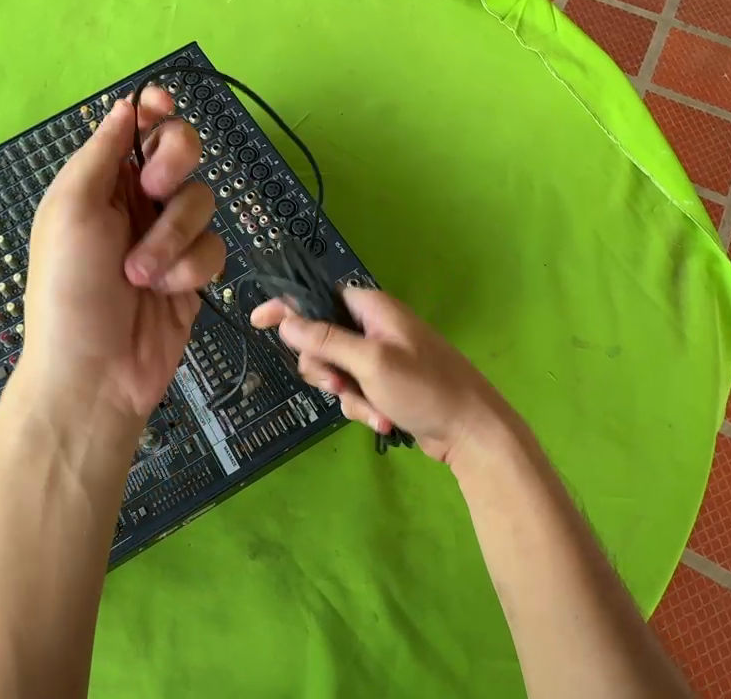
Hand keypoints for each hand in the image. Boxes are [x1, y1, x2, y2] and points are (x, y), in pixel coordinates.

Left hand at [19, 88, 226, 426]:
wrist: (95, 373)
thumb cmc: (69, 287)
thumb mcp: (70, 210)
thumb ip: (100, 153)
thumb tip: (124, 105)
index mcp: (101, 182)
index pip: (137, 128)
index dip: (155, 112)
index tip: (162, 108)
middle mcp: (137, 202)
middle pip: (182, 151)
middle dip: (174, 166)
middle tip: (153, 190)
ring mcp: (169, 237)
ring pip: (202, 201)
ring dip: (173, 237)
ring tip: (141, 275)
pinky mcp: (194, 272)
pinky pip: (215, 247)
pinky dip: (191, 269)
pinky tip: (167, 292)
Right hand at [250, 289, 506, 464]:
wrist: (473, 432)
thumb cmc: (426, 388)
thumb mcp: (370, 362)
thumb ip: (326, 340)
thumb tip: (286, 321)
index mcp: (371, 308)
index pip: (317, 297)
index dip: (287, 308)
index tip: (258, 322)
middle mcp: (372, 327)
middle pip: (320, 339)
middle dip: (326, 369)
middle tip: (340, 385)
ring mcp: (378, 356)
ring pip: (334, 370)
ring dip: (348, 395)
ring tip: (374, 410)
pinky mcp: (384, 383)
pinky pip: (353, 390)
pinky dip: (363, 407)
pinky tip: (385, 421)